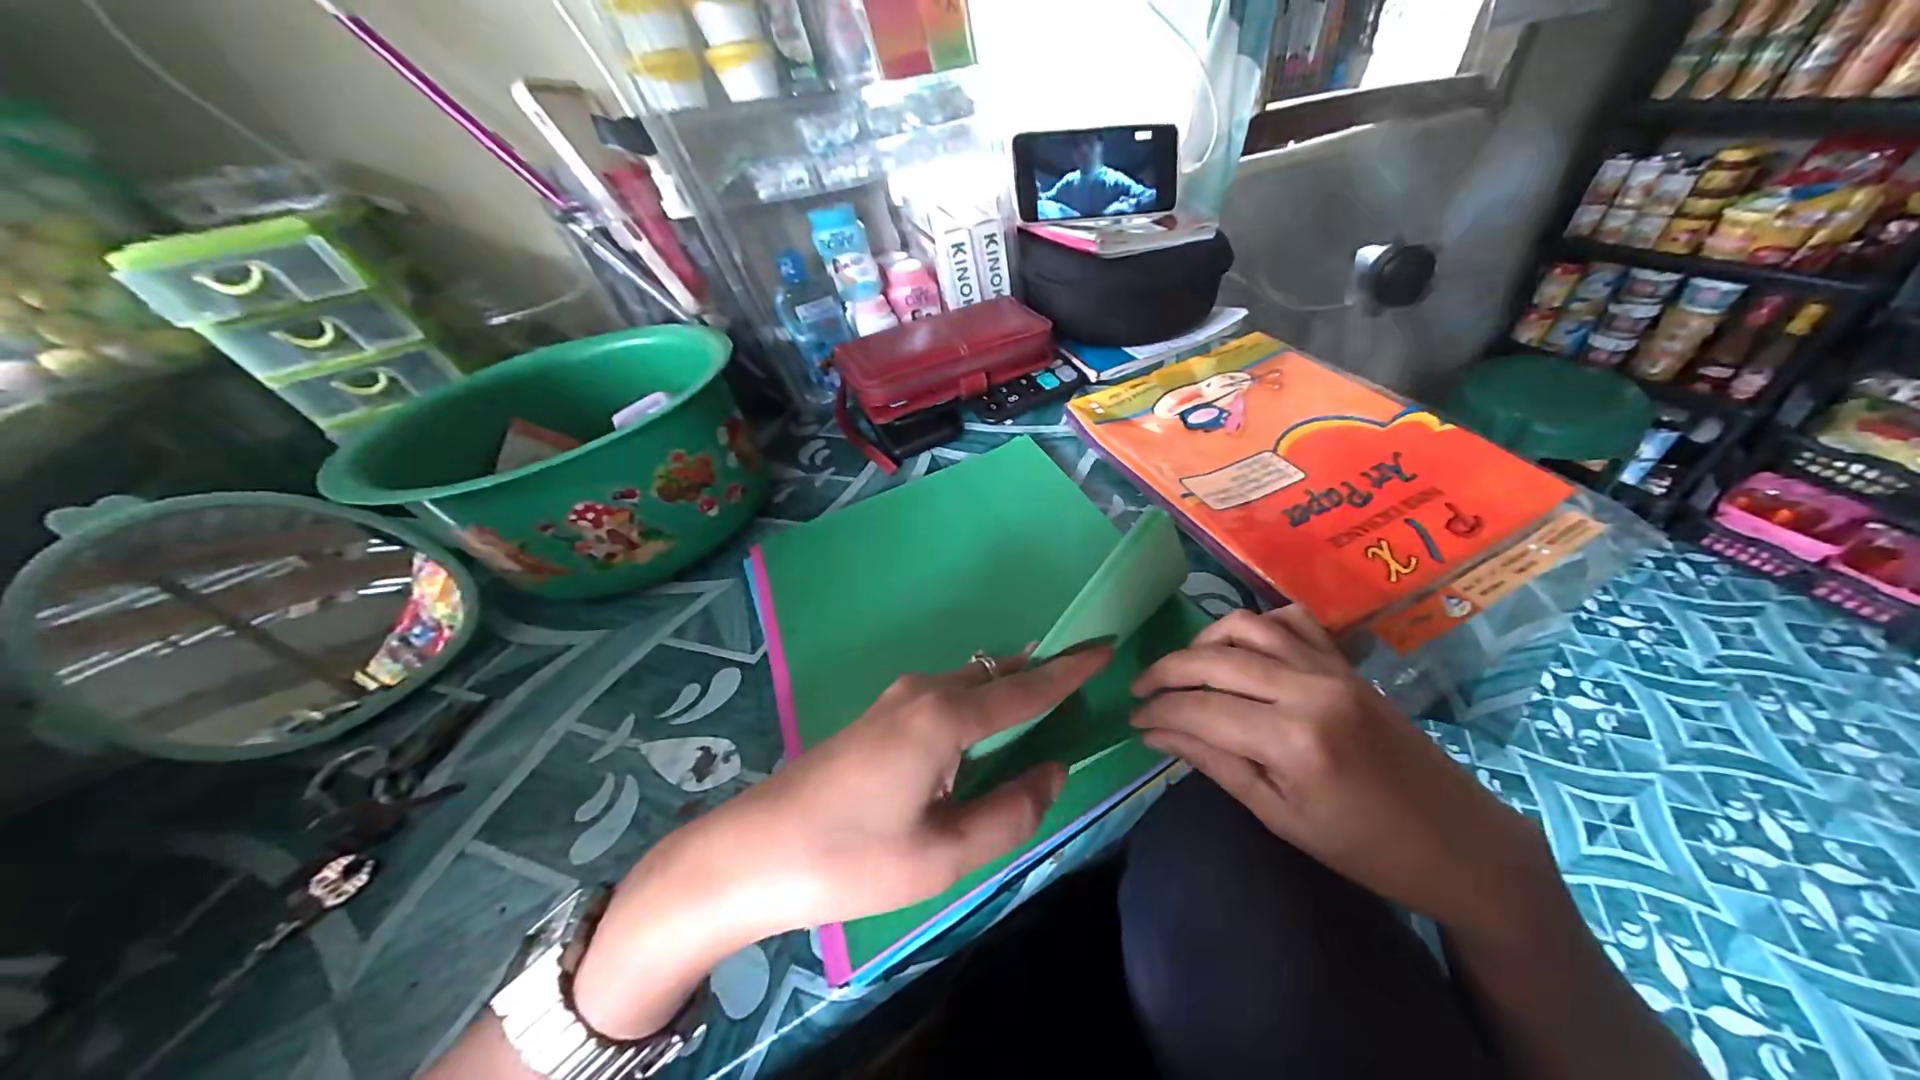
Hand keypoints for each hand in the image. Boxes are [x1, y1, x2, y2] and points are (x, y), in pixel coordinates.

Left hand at [568, 645, 1109, 1037]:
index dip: (1070, 670)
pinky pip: (945, 695)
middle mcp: (922, 692)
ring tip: (1045, 705)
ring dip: (1008, 688)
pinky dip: (978, 702)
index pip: (1026, 687)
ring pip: (969, 682)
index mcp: (944, 718)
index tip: (1108, 646)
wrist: (751, 853)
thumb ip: (1009, 811)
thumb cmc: (850, 858)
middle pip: (997, 675)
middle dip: (1041, 673)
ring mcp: (894, 700)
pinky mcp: (877, 717)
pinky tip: (984, 729)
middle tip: (1084, 680)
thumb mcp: (943, 854)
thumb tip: (1053, 770)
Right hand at [1129, 608, 1562, 946]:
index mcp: (1291, 740)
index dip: (1156, 711)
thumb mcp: (1278, 816)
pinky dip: (1257, 625)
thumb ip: (1213, 763)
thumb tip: (1155, 732)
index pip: (1198, 708)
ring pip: (1246, 627)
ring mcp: (1331, 669)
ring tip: (1184, 667)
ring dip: (1203, 642)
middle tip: (1141, 691)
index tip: (1131, 719)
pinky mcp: (1347, 665)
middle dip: (1164, 672)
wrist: (1460, 844)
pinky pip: (1292, 621)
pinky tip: (1241, 646)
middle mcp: (1307, 689)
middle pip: (1212, 660)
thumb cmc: (1363, 849)